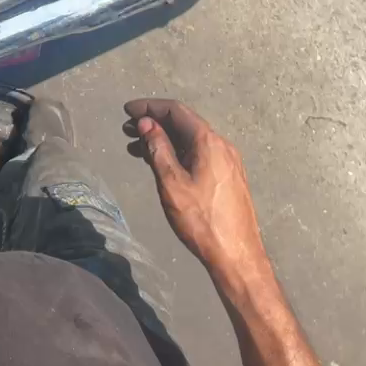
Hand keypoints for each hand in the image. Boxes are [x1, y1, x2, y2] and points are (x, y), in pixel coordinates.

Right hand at [124, 98, 267, 276]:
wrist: (238, 258)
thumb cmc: (201, 220)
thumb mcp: (172, 183)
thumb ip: (158, 148)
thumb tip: (146, 123)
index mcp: (208, 141)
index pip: (175, 110)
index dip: (149, 107)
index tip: (127, 110)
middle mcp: (221, 145)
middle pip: (183, 123)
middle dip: (154, 123)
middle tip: (127, 130)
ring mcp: (227, 161)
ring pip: (189, 140)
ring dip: (163, 140)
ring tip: (136, 149)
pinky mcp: (227, 177)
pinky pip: (197, 154)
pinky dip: (176, 153)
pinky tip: (160, 164)